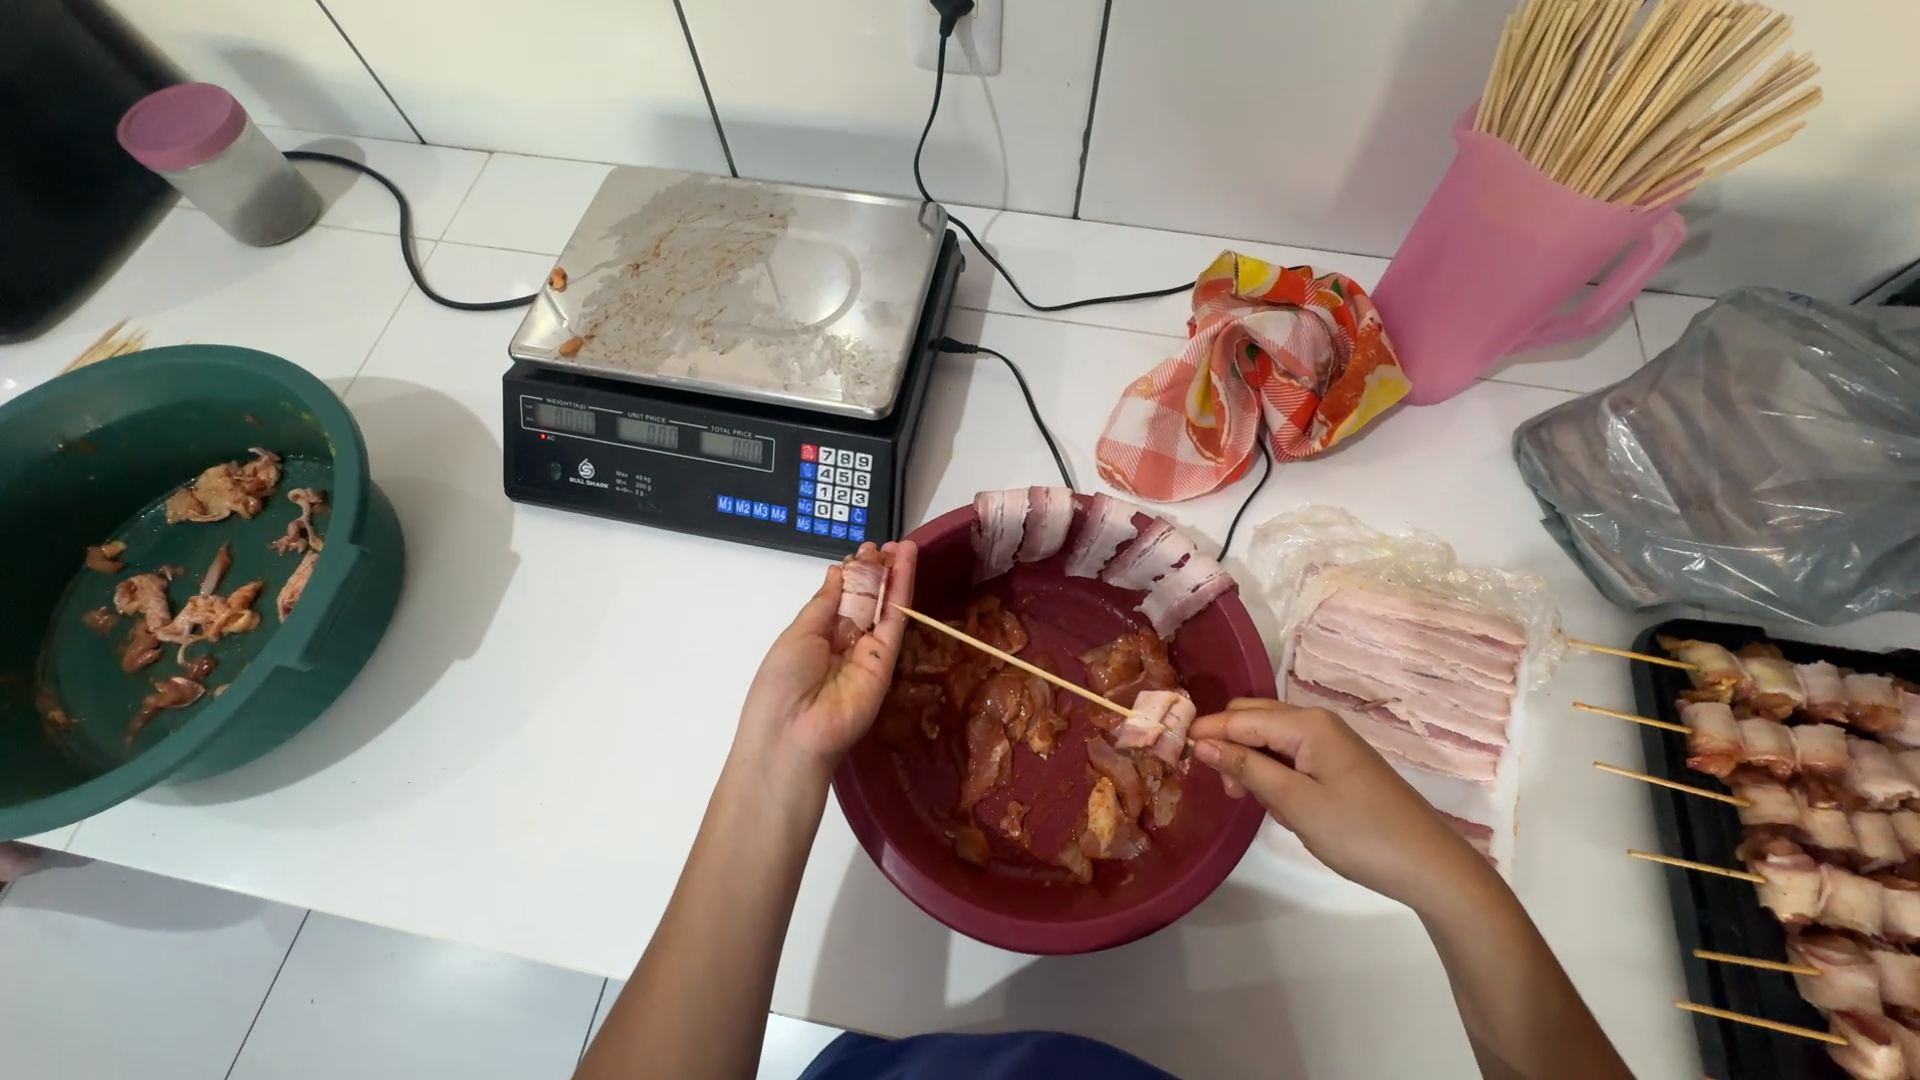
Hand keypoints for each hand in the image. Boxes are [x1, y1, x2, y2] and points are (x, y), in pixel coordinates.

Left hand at [735, 541, 916, 784]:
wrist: (792, 733)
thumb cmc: (781, 682)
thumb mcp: (798, 633)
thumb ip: (825, 603)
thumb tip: (837, 571)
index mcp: (818, 636)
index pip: (842, 599)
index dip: (854, 574)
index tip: (864, 551)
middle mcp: (845, 643)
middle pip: (867, 601)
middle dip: (877, 572)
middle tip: (887, 545)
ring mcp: (868, 653)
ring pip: (885, 607)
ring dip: (895, 576)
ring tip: (903, 546)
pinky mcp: (887, 661)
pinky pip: (895, 622)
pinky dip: (902, 593)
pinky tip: (907, 566)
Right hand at [1189, 699, 1496, 911]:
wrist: (1433, 868)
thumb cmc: (1359, 833)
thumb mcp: (1294, 803)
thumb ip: (1245, 768)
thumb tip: (1201, 743)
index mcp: (1307, 724)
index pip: (1241, 717)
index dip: (1206, 732)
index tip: (1174, 752)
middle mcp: (1317, 722)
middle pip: (1254, 717)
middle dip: (1226, 742)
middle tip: (1216, 784)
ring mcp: (1331, 742)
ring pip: (1270, 736)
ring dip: (1248, 758)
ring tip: (1244, 797)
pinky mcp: (1339, 764)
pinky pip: (1290, 753)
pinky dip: (1271, 768)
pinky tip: (1271, 797)